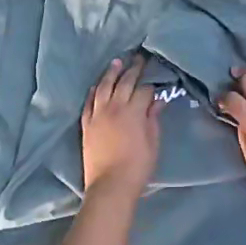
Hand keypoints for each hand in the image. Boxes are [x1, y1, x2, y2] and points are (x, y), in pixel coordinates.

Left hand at [81, 55, 160, 196]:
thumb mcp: (153, 143)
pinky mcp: (86, 124)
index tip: (155, 83)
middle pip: (125, 82)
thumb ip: (153, 119)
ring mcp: (98, 114)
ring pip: (104, 86)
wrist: (110, 186)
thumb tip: (158, 100)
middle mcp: (115, 107)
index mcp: (134, 112)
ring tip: (116, 61)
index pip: (144, 90)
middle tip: (139, 58)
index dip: (151, 86)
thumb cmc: (137, 167)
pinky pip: (89, 102)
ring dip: (112, 72)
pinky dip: (94, 91)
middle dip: (134, 69)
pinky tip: (97, 85)